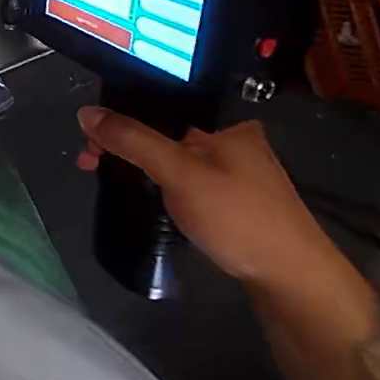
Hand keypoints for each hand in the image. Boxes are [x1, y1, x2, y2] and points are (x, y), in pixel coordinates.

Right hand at [76, 109, 338, 288]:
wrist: (292, 283)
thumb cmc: (238, 218)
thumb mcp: (179, 173)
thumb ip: (132, 140)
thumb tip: (87, 113)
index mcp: (224, 118)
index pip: (161, 96)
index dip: (121, 108)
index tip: (91, 131)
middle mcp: (227, 136)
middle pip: (161, 124)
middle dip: (122, 138)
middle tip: (90, 159)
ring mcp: (229, 167)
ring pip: (168, 151)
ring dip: (134, 160)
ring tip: (103, 172)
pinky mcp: (227, 195)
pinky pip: (179, 173)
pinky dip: (153, 177)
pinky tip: (137, 189)